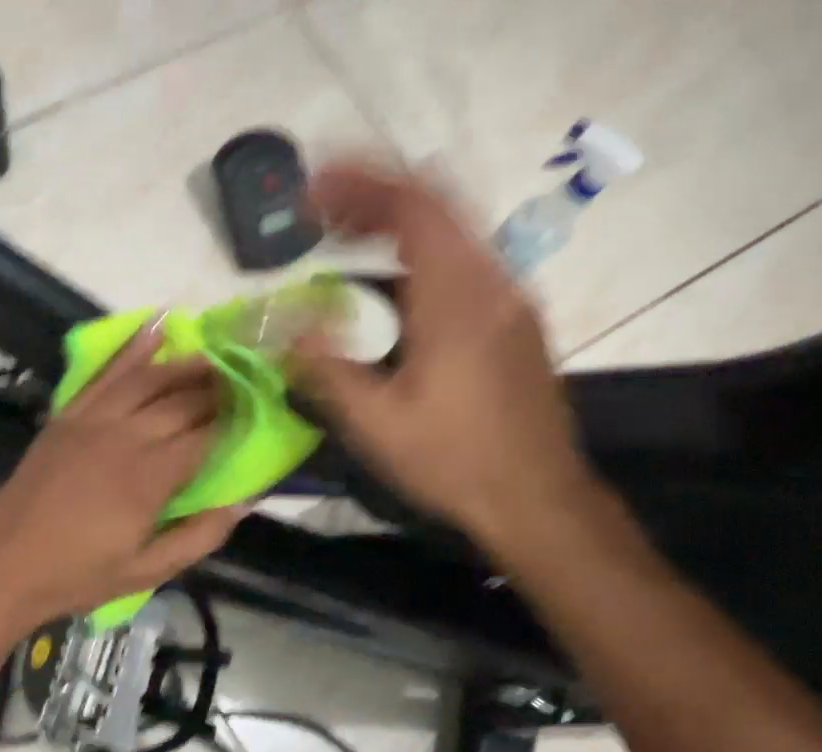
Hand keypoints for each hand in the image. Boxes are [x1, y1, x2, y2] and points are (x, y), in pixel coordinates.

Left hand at [0, 328, 242, 639]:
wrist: (6, 566)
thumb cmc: (80, 575)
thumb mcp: (148, 572)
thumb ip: (199, 537)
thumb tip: (242, 502)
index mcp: (149, 477)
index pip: (205, 436)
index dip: (234, 421)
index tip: (258, 410)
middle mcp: (124, 436)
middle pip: (181, 402)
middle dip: (217, 389)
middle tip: (245, 378)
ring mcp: (91, 420)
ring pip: (147, 378)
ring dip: (183, 364)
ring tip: (213, 354)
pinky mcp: (66, 416)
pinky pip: (103, 374)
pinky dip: (130, 349)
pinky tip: (154, 330)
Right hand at [291, 162, 597, 540]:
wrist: (537, 496)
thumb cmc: (454, 462)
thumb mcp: (376, 424)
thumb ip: (326, 369)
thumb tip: (284, 328)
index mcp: (455, 298)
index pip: (410, 207)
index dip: (357, 185)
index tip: (309, 189)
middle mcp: (490, 282)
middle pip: (434, 206)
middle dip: (372, 194)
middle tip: (318, 210)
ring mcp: (510, 299)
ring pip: (452, 231)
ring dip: (395, 222)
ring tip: (344, 235)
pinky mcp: (515, 320)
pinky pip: (464, 261)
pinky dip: (419, 252)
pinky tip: (390, 286)